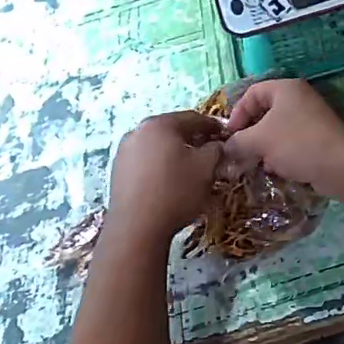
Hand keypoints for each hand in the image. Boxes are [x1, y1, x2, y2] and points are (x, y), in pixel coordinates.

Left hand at [106, 111, 223, 243]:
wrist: (137, 226)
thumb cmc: (176, 191)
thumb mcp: (206, 168)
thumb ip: (216, 150)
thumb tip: (217, 145)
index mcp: (159, 124)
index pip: (192, 118)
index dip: (212, 126)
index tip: (226, 136)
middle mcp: (137, 132)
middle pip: (172, 131)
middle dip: (193, 140)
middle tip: (210, 153)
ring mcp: (124, 152)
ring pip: (157, 147)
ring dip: (176, 154)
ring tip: (191, 170)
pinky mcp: (117, 172)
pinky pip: (146, 163)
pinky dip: (161, 167)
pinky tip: (170, 182)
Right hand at [222, 79, 343, 195]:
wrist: (340, 165)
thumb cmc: (296, 143)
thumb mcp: (259, 141)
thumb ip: (238, 142)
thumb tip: (226, 149)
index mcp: (285, 89)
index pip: (252, 93)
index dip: (237, 113)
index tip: (230, 135)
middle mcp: (299, 100)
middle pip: (265, 114)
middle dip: (249, 135)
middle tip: (238, 153)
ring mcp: (311, 121)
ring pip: (277, 132)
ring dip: (263, 149)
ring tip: (253, 165)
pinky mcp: (318, 141)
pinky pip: (292, 145)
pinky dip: (280, 156)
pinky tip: (275, 171)